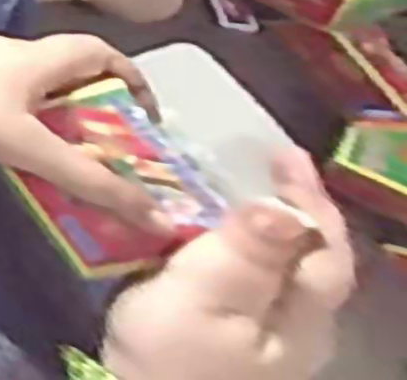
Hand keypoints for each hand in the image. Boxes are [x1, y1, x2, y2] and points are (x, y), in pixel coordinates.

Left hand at [0, 32, 166, 227]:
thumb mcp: (30, 147)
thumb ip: (91, 180)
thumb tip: (158, 215)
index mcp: (34, 56)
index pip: (98, 50)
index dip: (131, 77)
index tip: (142, 117)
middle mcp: (3, 46)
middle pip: (61, 66)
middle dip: (88, 102)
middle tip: (99, 145)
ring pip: (23, 75)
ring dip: (46, 106)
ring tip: (53, 146)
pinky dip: (9, 104)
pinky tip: (0, 132)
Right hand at [102, 149, 355, 379]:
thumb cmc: (177, 350)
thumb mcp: (203, 298)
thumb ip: (242, 255)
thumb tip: (281, 205)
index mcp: (300, 308)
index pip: (323, 246)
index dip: (308, 196)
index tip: (279, 149)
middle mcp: (294, 315)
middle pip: (305, 252)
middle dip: (285, 202)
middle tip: (245, 157)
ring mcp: (260, 324)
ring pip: (273, 260)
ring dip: (254, 217)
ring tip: (213, 179)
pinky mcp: (226, 324)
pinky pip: (240, 268)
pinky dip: (225, 236)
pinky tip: (189, 224)